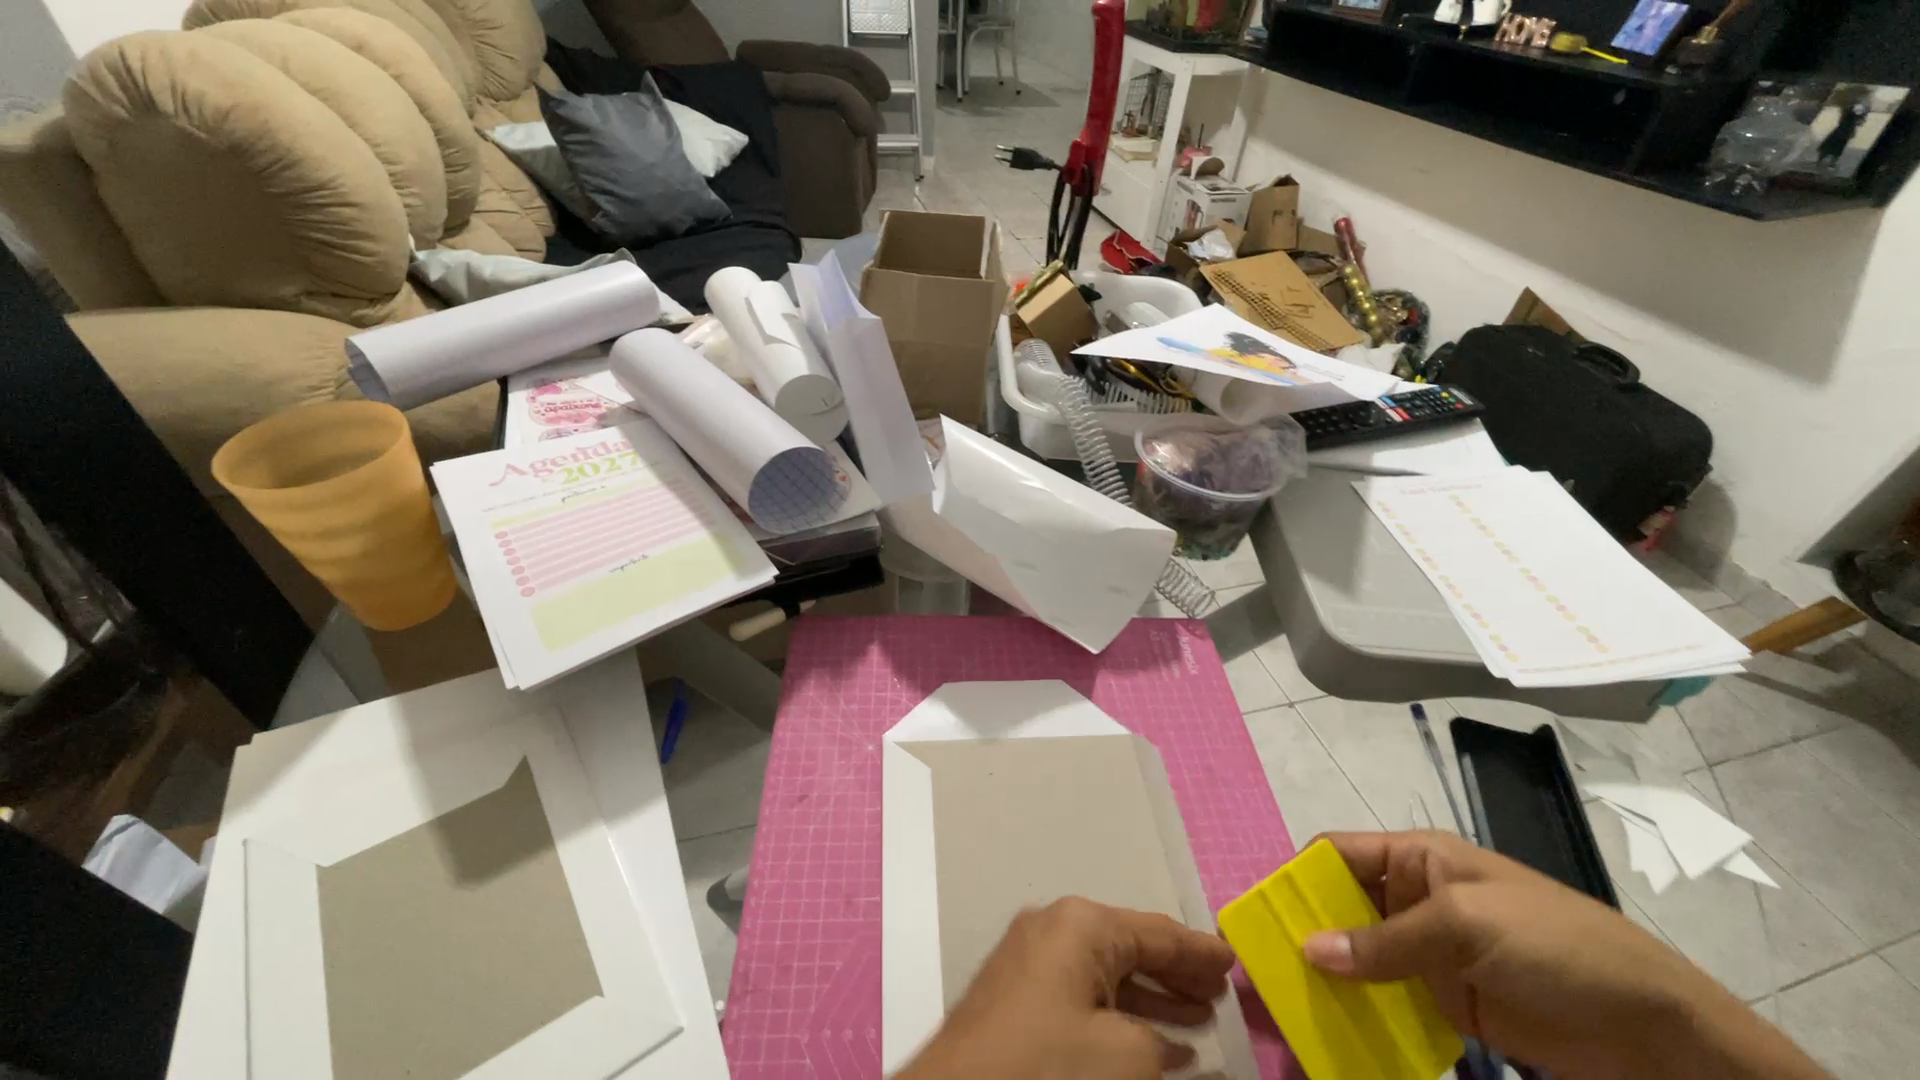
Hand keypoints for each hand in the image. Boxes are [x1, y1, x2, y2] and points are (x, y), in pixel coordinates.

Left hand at [895, 897, 1234, 1079]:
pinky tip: (1153, 1041)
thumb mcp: (1126, 1056)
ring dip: (1154, 996)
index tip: (1234, 960)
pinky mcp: (1017, 996)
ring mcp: (1030, 961)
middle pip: (1131, 946)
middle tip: (1221, 992)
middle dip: (1178, 972)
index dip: (1199, 951)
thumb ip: (1158, 1040)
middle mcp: (1054, 929)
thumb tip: (1159, 1040)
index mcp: (1082, 924)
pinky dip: (1120, 1012)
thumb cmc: (1048, 1068)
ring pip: (1108, 973)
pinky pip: (1083, 994)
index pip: (1156, 932)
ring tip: (1199, 1018)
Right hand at [1303, 831, 1827, 1079]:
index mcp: (1419, 859)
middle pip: (1340, 908)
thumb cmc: (1556, 949)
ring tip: (1285, 1009)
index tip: (1259, 914)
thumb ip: (1385, 941)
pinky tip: (1332, 1035)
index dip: (1297, 877)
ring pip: (1358, 958)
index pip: (1338, 854)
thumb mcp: (1466, 928)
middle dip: (1302, 934)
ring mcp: (1430, 953)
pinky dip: (1359, 1014)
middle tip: (1260, 972)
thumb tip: (1308, 951)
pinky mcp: (1446, 1002)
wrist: (1656, 1032)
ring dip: (1326, 980)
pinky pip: (1387, 1001)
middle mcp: (1415, 899)